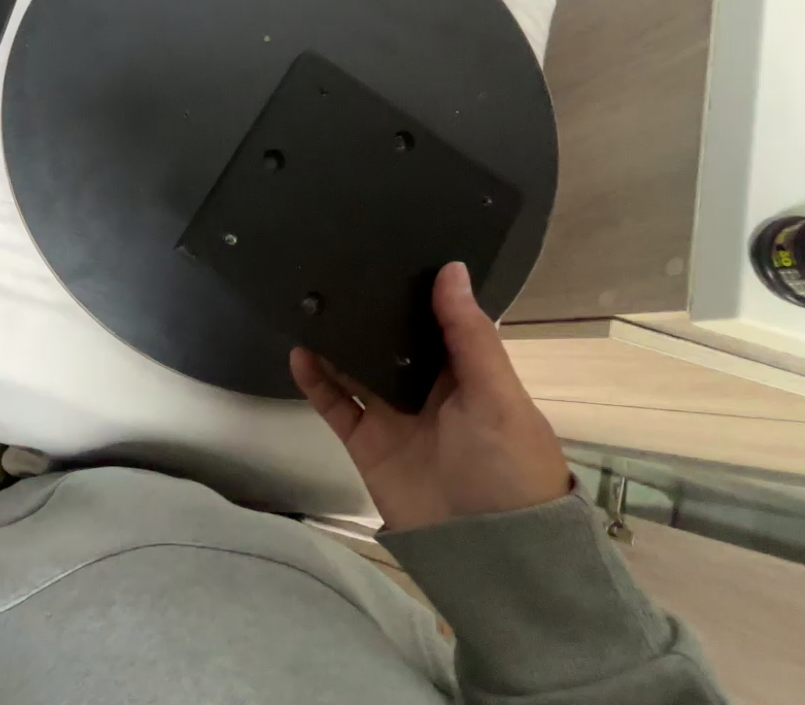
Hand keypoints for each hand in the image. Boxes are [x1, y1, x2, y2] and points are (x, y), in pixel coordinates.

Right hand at [290, 262, 570, 531]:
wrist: (487, 553)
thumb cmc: (507, 467)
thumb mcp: (497, 397)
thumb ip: (468, 335)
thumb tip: (451, 269)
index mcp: (468, 375)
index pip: (438, 323)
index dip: (416, 291)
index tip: (387, 250)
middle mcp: (428, 389)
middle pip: (389, 342)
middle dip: (366, 312)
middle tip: (333, 270)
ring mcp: (393, 414)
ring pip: (355, 367)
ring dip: (333, 341)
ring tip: (307, 304)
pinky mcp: (365, 441)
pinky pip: (333, 403)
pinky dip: (313, 380)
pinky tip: (297, 353)